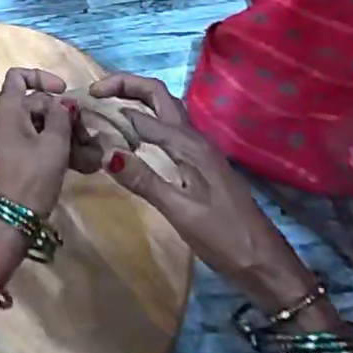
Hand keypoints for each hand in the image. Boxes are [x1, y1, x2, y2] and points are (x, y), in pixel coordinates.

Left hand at [0, 69, 105, 215]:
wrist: (9, 218)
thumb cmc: (31, 177)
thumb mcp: (53, 145)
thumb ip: (61, 118)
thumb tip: (63, 102)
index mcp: (6, 107)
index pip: (19, 76)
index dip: (42, 78)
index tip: (65, 91)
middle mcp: (1, 116)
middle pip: (32, 101)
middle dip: (60, 113)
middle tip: (85, 133)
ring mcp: (4, 136)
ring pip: (35, 122)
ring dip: (60, 131)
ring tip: (85, 150)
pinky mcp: (10, 153)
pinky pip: (32, 139)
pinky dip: (52, 144)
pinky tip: (77, 161)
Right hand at [91, 72, 314, 310]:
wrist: (271, 269)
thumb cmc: (226, 240)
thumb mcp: (181, 213)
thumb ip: (143, 180)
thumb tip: (104, 151)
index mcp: (188, 146)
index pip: (141, 113)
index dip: (110, 106)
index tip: (82, 109)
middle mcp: (194, 139)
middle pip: (158, 94)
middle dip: (125, 84)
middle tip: (94, 91)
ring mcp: (199, 150)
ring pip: (165, 108)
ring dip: (136, 97)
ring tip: (107, 104)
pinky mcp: (200, 163)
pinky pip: (168, 126)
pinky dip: (145, 118)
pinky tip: (132, 134)